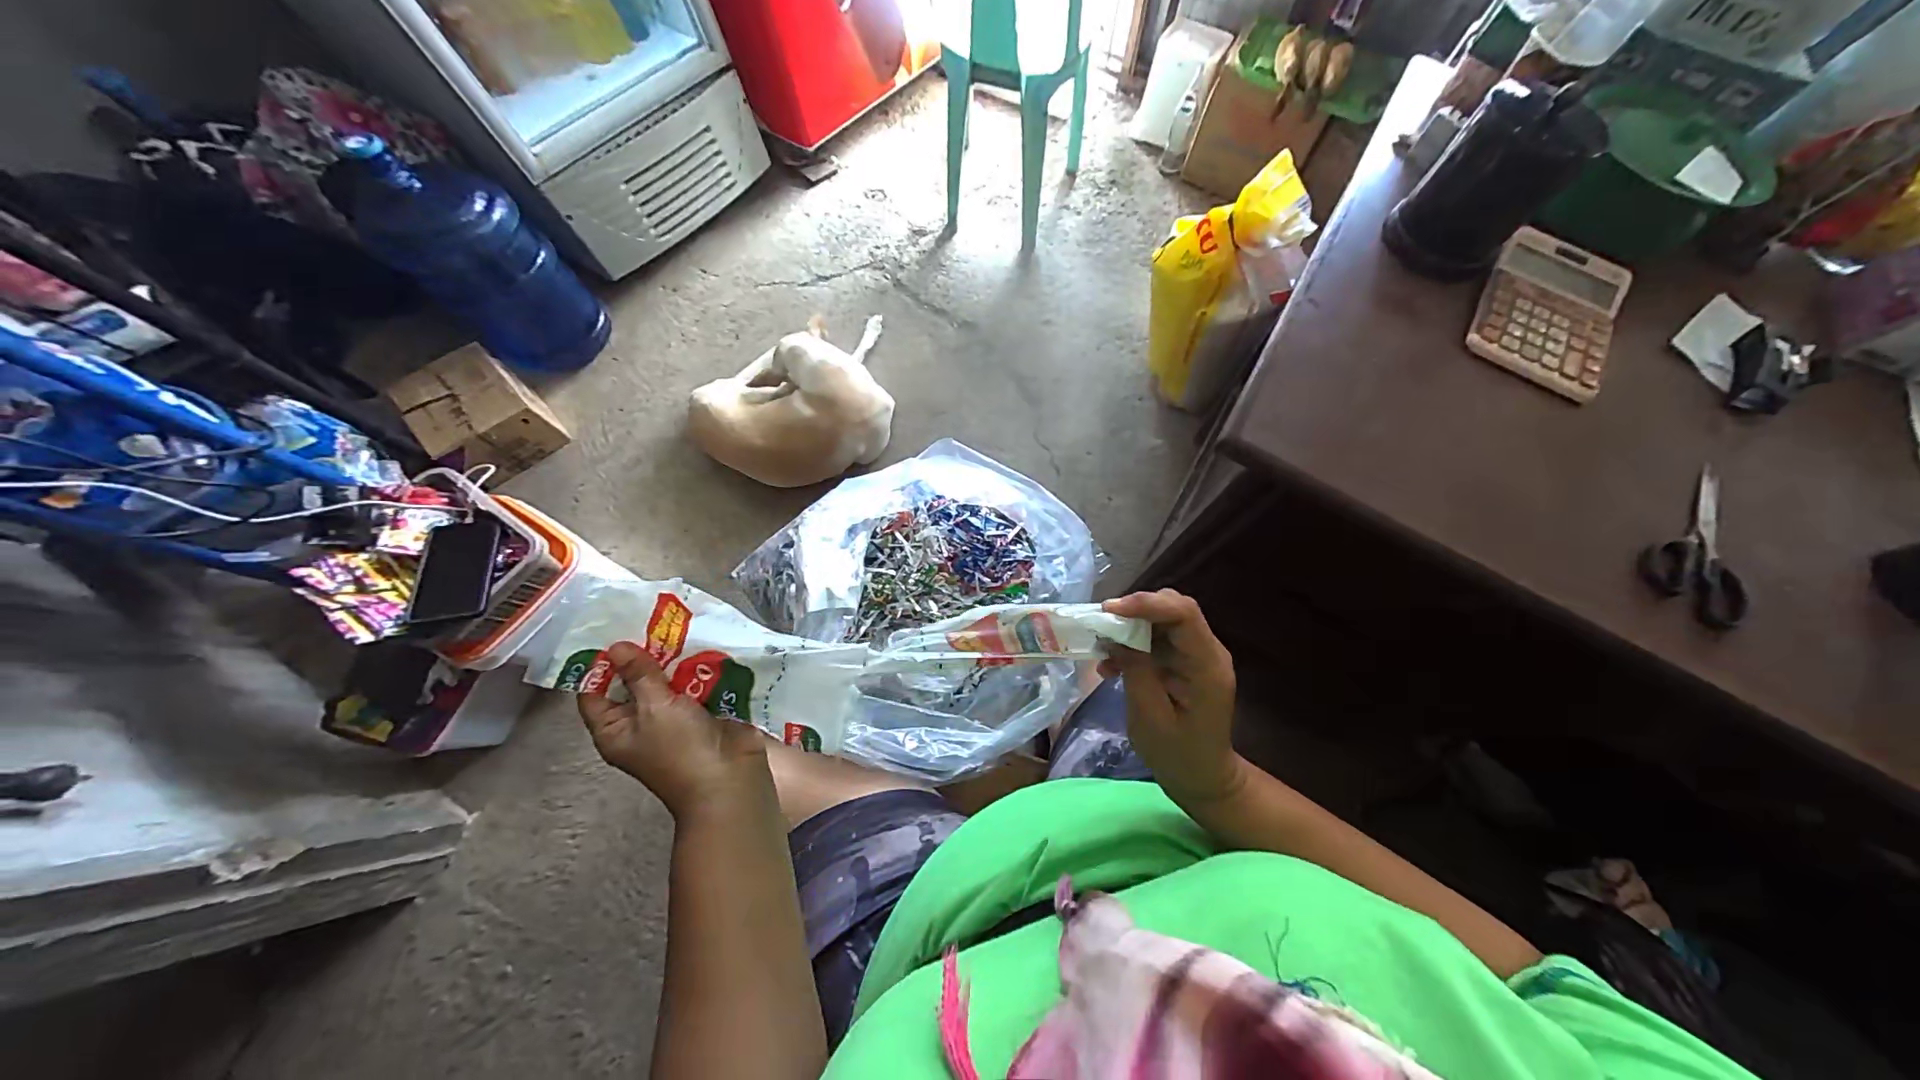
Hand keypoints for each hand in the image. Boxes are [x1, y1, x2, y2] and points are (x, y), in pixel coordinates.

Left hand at [577, 641, 771, 820]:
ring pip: (668, 683)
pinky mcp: (703, 715)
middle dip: (644, 655)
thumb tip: (616, 647)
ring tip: (680, 624)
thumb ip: (638, 674)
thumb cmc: (681, 748)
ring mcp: (674, 720)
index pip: (594, 693)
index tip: (614, 630)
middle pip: (633, 684)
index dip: (601, 664)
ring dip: (675, 659)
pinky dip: (700, 669)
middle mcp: (640, 724)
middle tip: (652, 619)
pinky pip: (696, 686)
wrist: (731, 779)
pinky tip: (705, 644)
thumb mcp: (654, 707)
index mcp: (614, 730)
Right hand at [1099, 590, 1244, 807]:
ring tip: (1101, 647)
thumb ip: (1136, 671)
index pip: (1183, 614)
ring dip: (1128, 627)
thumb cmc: (1179, 754)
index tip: (1109, 610)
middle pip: (1173, 608)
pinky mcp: (1181, 662)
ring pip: (1161, 620)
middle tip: (1101, 624)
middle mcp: (1206, 651)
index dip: (1146, 603)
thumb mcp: (1150, 717)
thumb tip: (1116, 636)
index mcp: (1207, 665)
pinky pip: (1155, 639)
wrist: (1202, 777)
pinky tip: (1110, 666)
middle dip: (1135, 610)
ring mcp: (1194, 655)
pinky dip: (1130, 644)